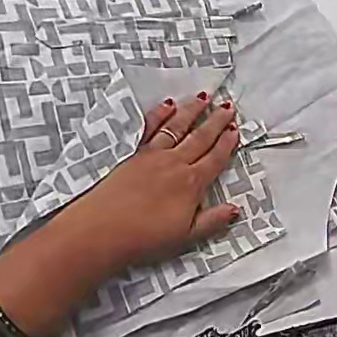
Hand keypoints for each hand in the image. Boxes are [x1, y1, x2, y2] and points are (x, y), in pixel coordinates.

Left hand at [54, 93, 243, 273]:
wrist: (101, 231)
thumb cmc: (143, 237)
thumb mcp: (186, 236)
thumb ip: (212, 220)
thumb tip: (234, 210)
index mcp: (191, 184)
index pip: (215, 158)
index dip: (227, 144)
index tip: (235, 131)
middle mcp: (174, 164)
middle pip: (200, 138)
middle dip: (216, 122)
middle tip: (226, 108)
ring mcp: (152, 156)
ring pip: (177, 127)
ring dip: (191, 111)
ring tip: (202, 98)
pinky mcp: (131, 154)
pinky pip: (149, 128)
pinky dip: (159, 114)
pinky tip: (166, 106)